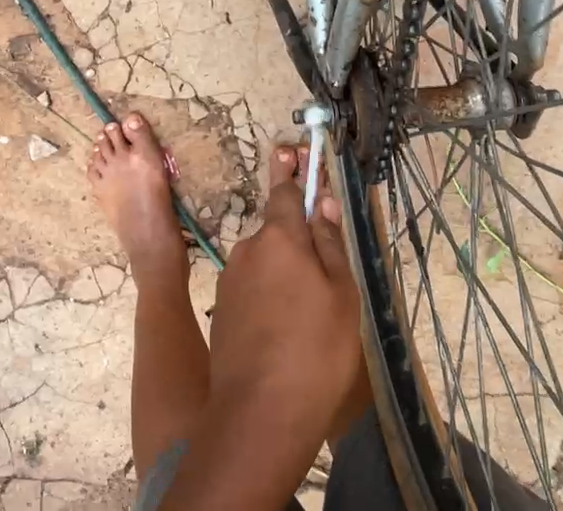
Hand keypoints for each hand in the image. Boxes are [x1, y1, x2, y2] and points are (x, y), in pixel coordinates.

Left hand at [158, 150, 363, 508]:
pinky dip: (271, 298)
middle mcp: (248, 248)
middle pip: (278, 230)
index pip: (285, 190)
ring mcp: (231, 279)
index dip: (293, 170)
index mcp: (279, 237)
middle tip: (329, 281)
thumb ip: (330, 243)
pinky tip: (287, 334)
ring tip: (312, 320)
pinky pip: (254, 288)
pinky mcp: (222, 308)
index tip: (294, 150)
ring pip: (267, 262)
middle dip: (299, 241)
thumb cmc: (315, 349)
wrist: (259, 413)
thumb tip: (322, 201)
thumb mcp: (341, 294)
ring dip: (286, 275)